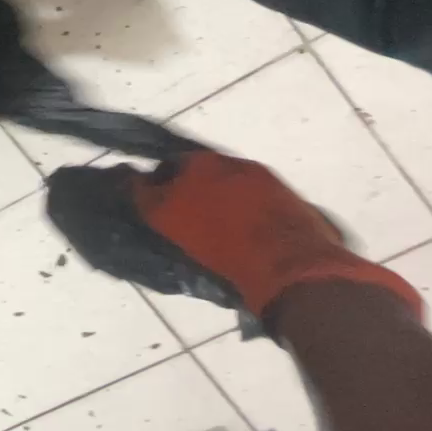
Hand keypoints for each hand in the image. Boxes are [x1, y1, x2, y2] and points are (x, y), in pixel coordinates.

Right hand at [47, 152, 421, 325]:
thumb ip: (140, 193)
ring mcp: (278, 187)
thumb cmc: (217, 239)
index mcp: (204, 161)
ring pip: (240, 193)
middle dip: (198, 193)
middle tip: (190, 220)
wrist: (294, 269)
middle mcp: (241, 165)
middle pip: (209, 176)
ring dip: (229, 207)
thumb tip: (126, 175)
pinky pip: (268, 212)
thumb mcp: (163, 217)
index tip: (159, 206)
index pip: (171, 163)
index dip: (161, 184)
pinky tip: (251, 245)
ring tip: (222, 236)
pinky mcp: (304, 212)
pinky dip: (256, 223)